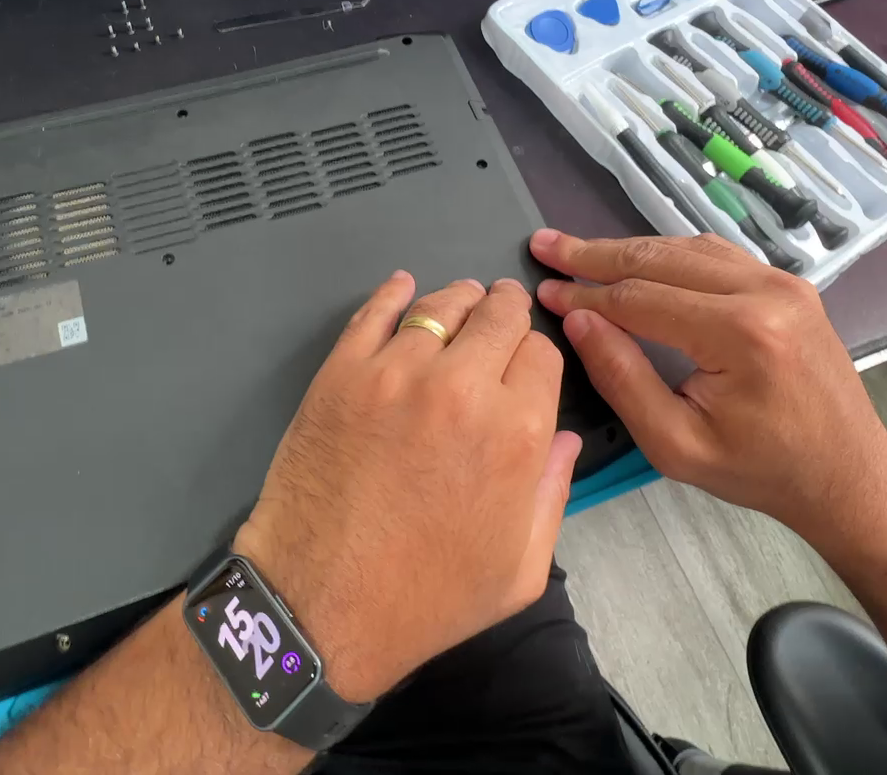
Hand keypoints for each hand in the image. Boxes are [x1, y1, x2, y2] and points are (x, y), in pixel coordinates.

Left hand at [233, 273, 583, 702]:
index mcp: (516, 431)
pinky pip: (374, 312)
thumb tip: (565, 438)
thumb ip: (552, 493)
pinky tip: (403, 287)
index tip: (526, 363)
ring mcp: (396, 372)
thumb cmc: (428, 596)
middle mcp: (462, 386)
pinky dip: (394, 292)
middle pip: (497, 317)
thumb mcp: (520, 569)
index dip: (537, 355)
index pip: (542, 354)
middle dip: (507, 310)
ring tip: (462, 299)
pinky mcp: (342, 371)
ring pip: (441, 305)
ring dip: (460, 298)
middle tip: (501, 308)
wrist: (321, 600)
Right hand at [529, 229, 886, 537]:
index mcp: (740, 334)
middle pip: (657, 258)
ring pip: (683, 248)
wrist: (848, 475)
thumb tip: (578, 321)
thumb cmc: (759, 470)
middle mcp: (765, 292)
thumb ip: (621, 377)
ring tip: (578, 251)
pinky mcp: (786, 284)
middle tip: (546, 244)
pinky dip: (664, 253)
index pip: (638, 298)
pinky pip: (711, 254)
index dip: (583, 294)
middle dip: (593, 254)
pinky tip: (634, 258)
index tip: (543, 288)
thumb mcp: (674, 443)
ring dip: (625, 249)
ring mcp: (782, 281)